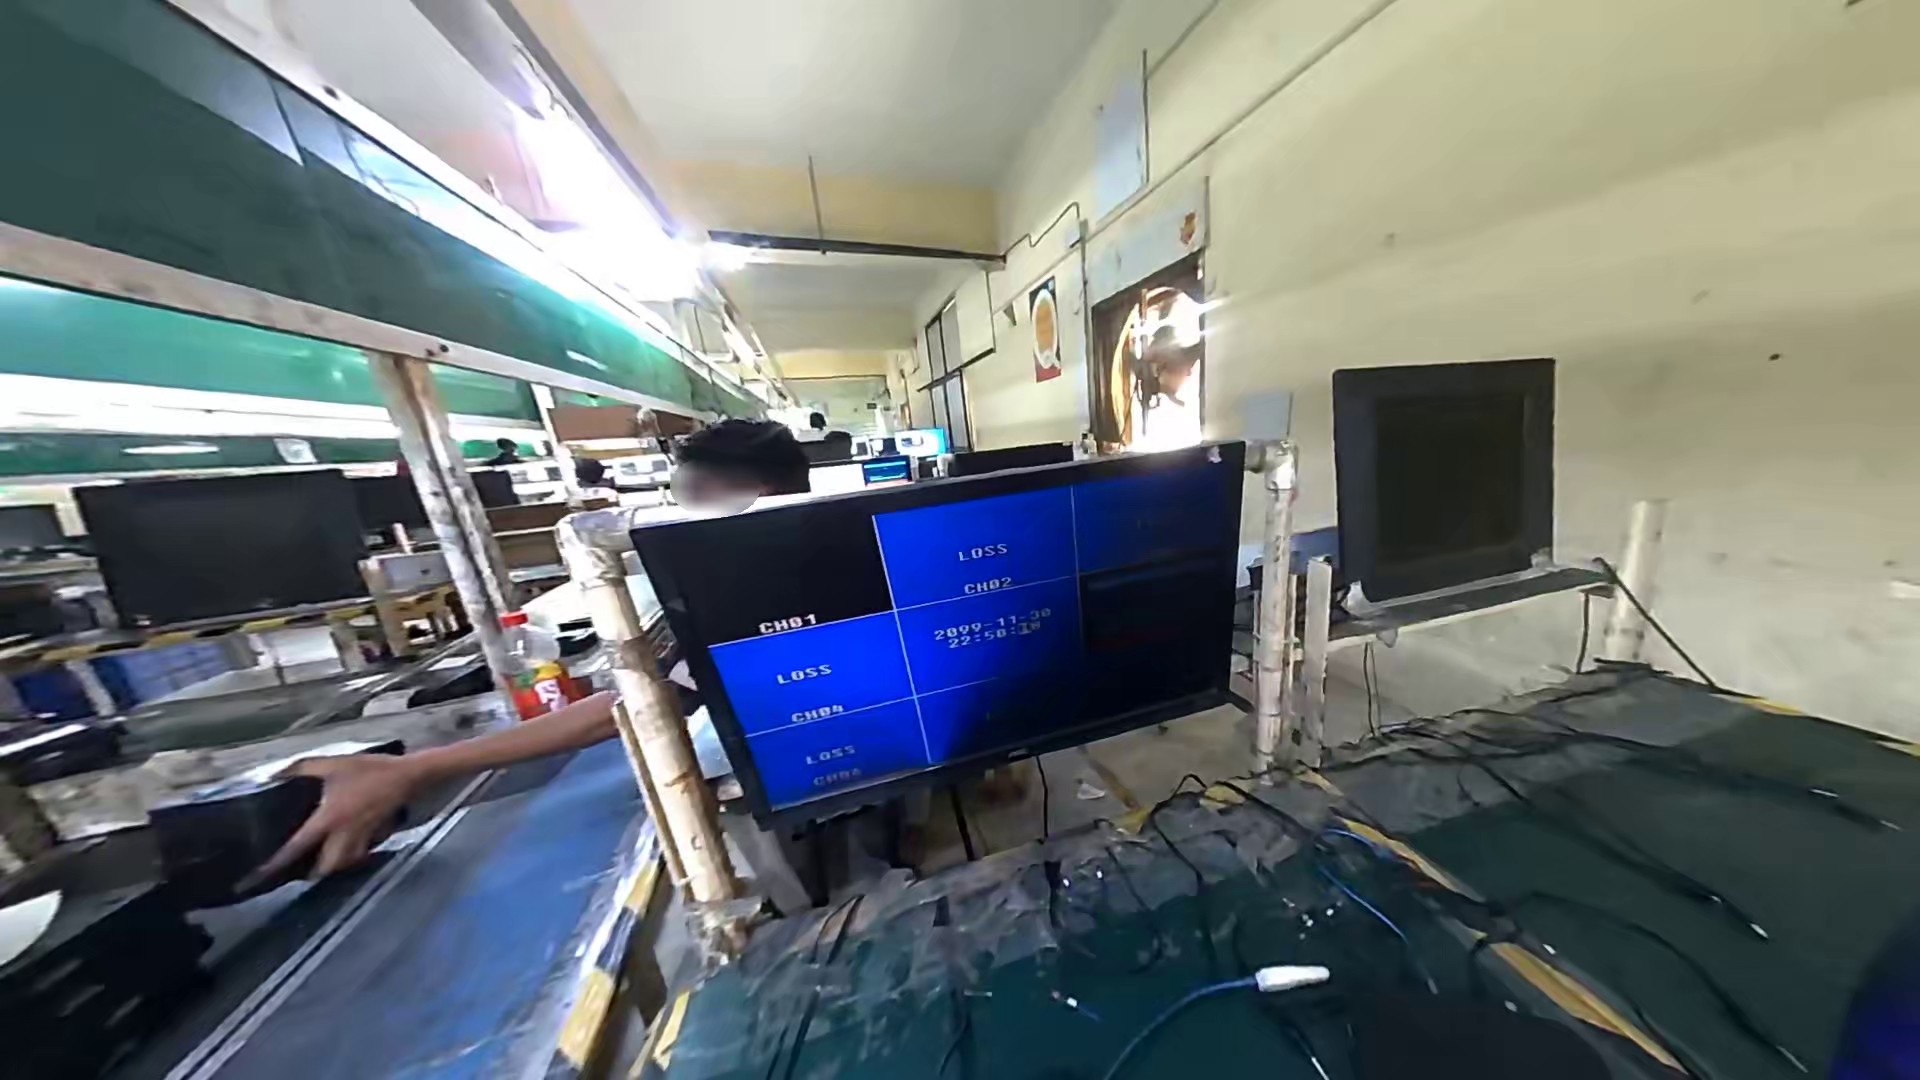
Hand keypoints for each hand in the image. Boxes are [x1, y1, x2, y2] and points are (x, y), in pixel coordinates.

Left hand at [239, 753, 423, 889]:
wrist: (412, 772)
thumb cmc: (374, 769)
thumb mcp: (336, 764)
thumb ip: (303, 768)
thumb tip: (271, 775)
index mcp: (328, 820)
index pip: (294, 850)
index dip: (270, 868)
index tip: (249, 882)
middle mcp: (344, 833)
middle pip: (326, 866)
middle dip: (313, 873)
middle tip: (299, 872)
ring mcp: (364, 833)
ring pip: (347, 861)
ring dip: (335, 866)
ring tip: (325, 863)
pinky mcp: (379, 829)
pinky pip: (364, 849)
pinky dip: (356, 853)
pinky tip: (353, 847)